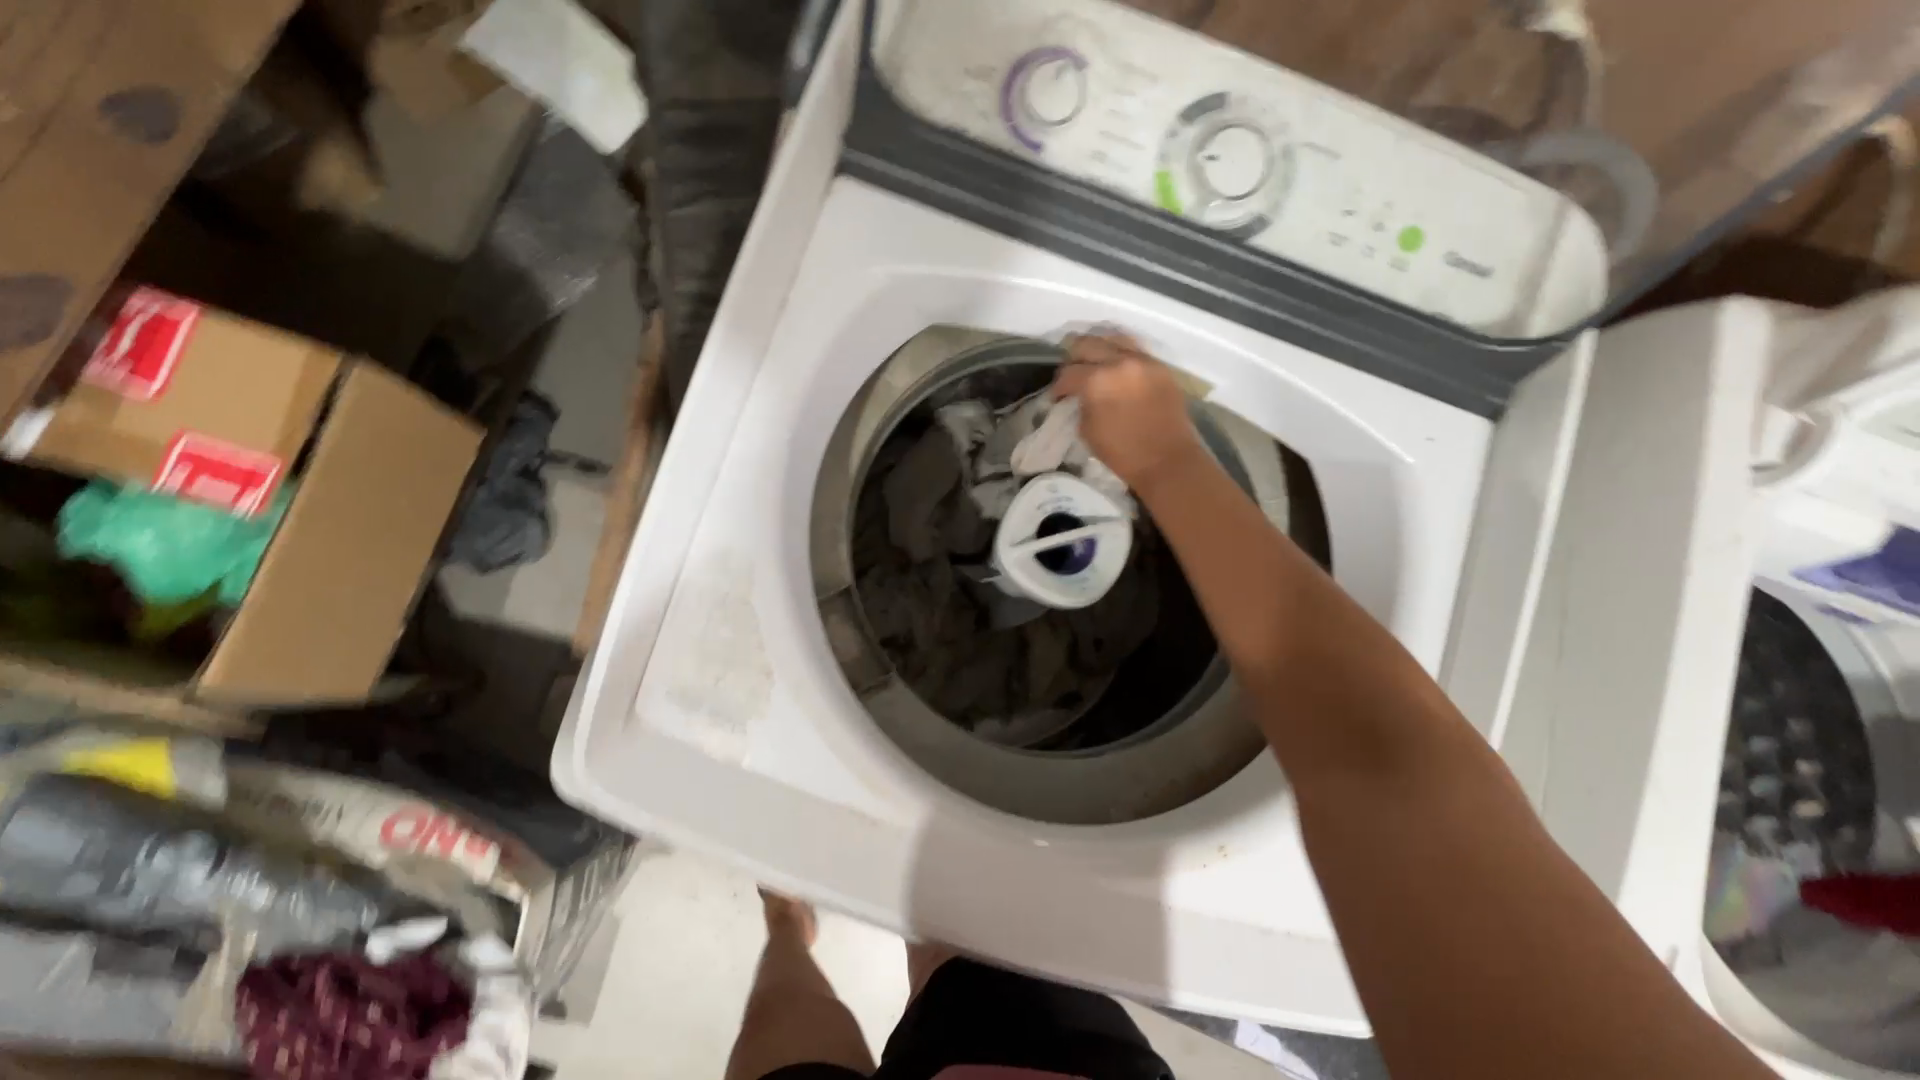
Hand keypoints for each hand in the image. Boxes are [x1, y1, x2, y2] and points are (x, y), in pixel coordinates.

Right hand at [1052, 331, 1206, 493]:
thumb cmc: (1123, 453)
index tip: (1057, 396)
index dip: (1058, 386)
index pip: (1068, 373)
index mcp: (1097, 380)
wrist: (1168, 460)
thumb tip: (1080, 396)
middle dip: (1074, 359)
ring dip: (1099, 347)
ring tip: (1094, 362)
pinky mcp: (1160, 366)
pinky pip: (1135, 349)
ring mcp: (1143, 360)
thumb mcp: (1087, 430)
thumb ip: (1081, 405)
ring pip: (1113, 338)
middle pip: (1087, 344)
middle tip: (1072, 375)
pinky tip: (1116, 366)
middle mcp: (1119, 361)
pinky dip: (1121, 354)